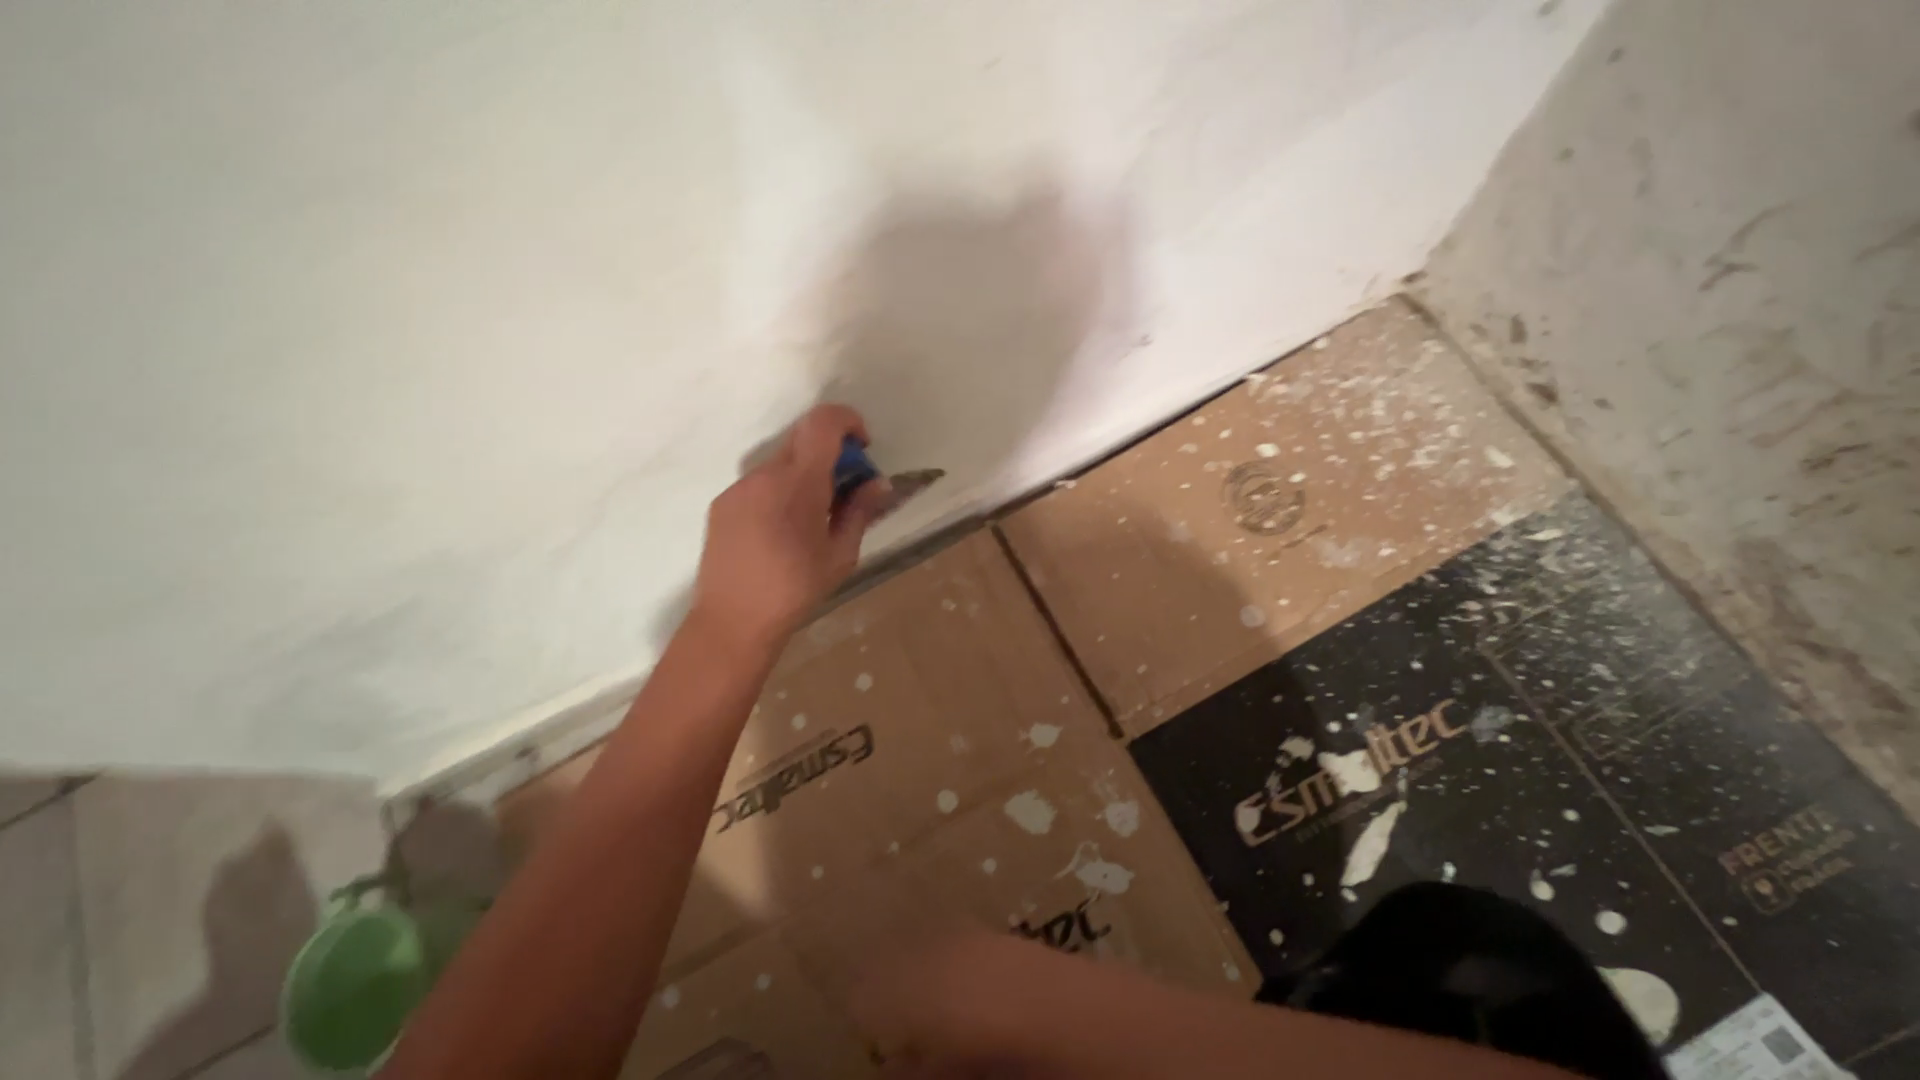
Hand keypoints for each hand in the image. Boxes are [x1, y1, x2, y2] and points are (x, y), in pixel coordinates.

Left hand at [689, 404, 891, 650]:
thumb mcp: (840, 554)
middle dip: (829, 453)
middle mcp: (765, 474)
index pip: (823, 422)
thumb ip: (859, 511)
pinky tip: (781, 532)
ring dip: (802, 475)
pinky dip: (778, 493)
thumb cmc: (795, 590)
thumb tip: (879, 484)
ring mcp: (739, 487)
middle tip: (845, 489)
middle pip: (802, 440)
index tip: (862, 447)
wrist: (732, 620)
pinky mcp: (722, 503)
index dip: (848, 421)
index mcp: (799, 483)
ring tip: (811, 519)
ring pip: (779, 463)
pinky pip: (758, 484)